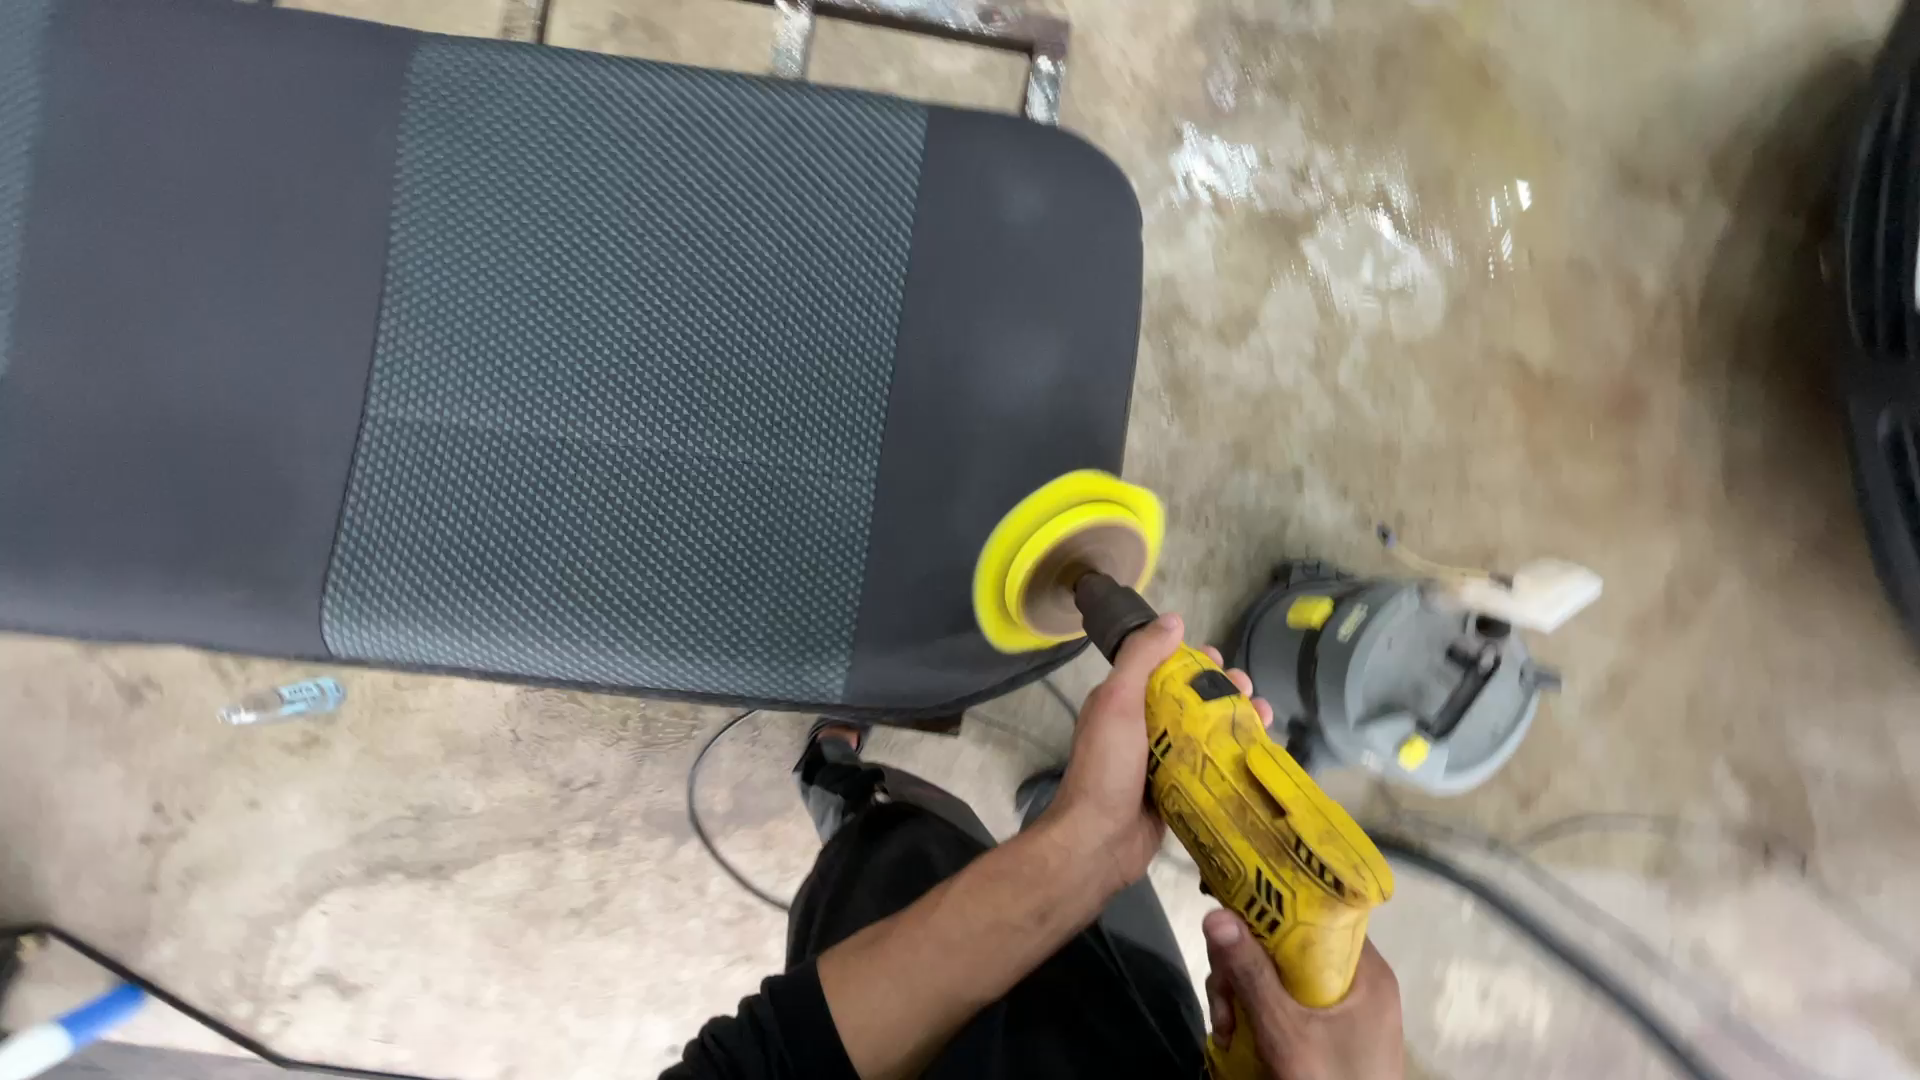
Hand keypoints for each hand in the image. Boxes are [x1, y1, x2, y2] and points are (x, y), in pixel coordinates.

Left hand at [1040, 616, 1276, 896]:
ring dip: (1236, 721)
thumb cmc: (1107, 766)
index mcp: (1123, 702)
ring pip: (1206, 732)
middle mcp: (1142, 727)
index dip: (1192, 661)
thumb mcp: (1118, 701)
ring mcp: (1162, 761)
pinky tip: (1261, 754)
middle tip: (1248, 689)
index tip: (1218, 659)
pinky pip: (1212, 767)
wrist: (1099, 840)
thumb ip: (1141, 658)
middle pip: (1190, 700)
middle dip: (1222, 690)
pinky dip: (1236, 757)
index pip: (1163, 670)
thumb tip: (1173, 620)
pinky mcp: (1179, 791)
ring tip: (1264, 716)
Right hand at [1203, 911, 1404, 1079]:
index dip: (1270, 902)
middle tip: (1221, 990)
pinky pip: (1280, 1001)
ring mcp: (1340, 1009)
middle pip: (1284, 943)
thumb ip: (1250, 973)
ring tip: (1224, 1026)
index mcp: (1365, 971)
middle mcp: (1355, 981)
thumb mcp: (1285, 1032)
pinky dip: (1251, 1012)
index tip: (1229, 907)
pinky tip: (1232, 1035)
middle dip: (1241, 964)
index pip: (1316, 910)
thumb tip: (1214, 912)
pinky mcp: (1325, 1031)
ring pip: (1275, 972)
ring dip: (1238, 993)